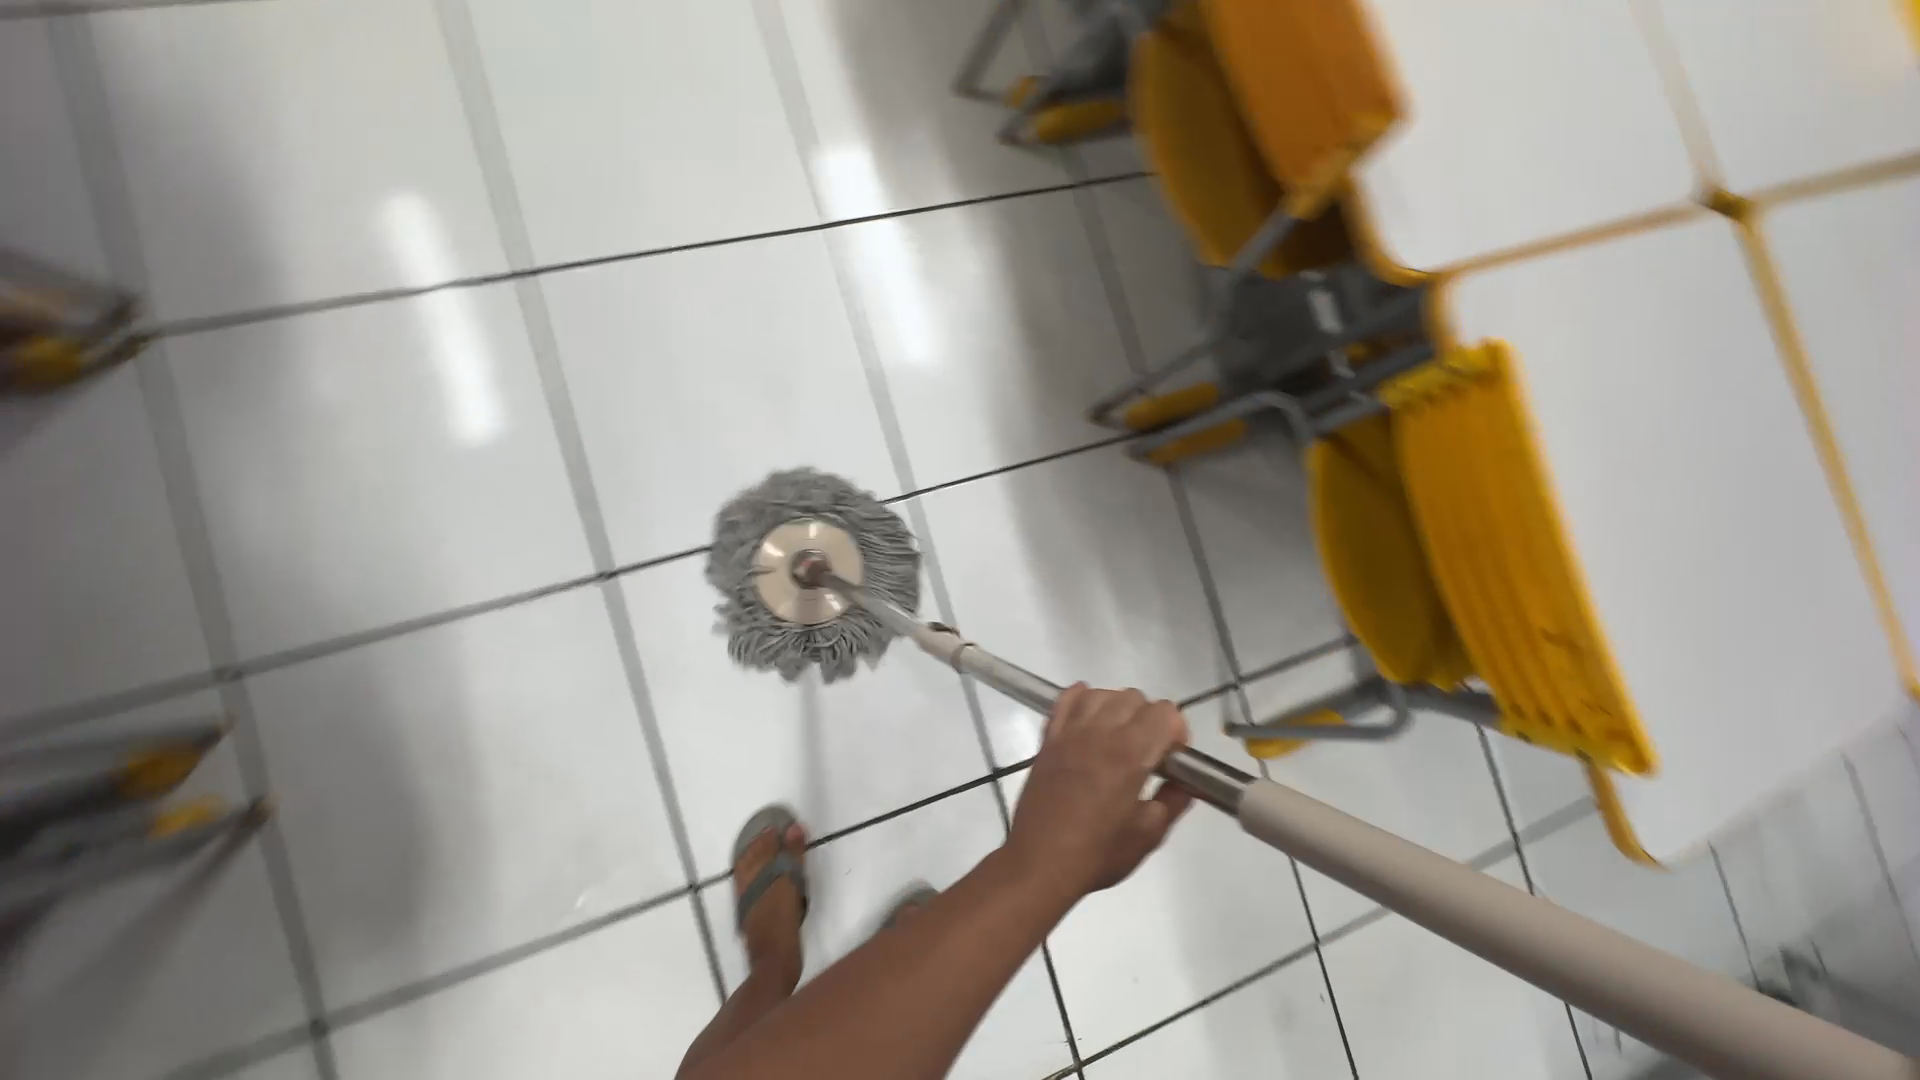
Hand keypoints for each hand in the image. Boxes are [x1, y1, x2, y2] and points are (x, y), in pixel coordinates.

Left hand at [1006, 685, 1192, 900]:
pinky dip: (1081, 699)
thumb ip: (1174, 800)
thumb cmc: (1099, 852)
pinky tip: (1089, 719)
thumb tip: (1186, 782)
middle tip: (1149, 752)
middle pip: (1134, 698)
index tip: (1174, 757)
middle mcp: (1100, 732)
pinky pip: (1065, 700)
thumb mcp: (1149, 834)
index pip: (1164, 712)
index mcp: (1130, 753)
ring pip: (1101, 694)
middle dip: (1150, 719)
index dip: (1177, 730)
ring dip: (1117, 708)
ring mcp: (1069, 732)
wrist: (1041, 861)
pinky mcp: (1048, 739)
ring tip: (1119, 738)